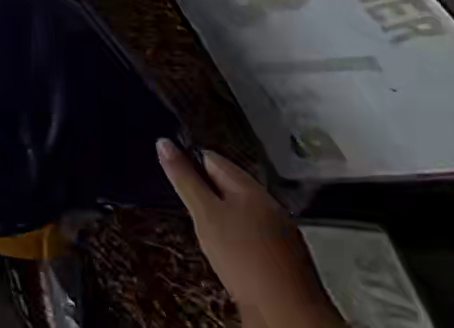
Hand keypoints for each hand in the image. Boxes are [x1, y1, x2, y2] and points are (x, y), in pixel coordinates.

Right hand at [156, 139, 341, 327]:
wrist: (289, 317)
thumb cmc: (244, 259)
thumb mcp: (205, 214)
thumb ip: (184, 178)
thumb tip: (164, 143)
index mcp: (251, 188)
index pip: (212, 159)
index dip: (188, 162)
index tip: (172, 177)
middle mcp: (269, 206)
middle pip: (227, 187)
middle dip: (205, 195)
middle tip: (188, 209)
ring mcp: (280, 235)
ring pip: (240, 214)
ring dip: (221, 219)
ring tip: (205, 235)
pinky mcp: (283, 262)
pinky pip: (252, 239)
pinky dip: (236, 243)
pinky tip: (228, 258)